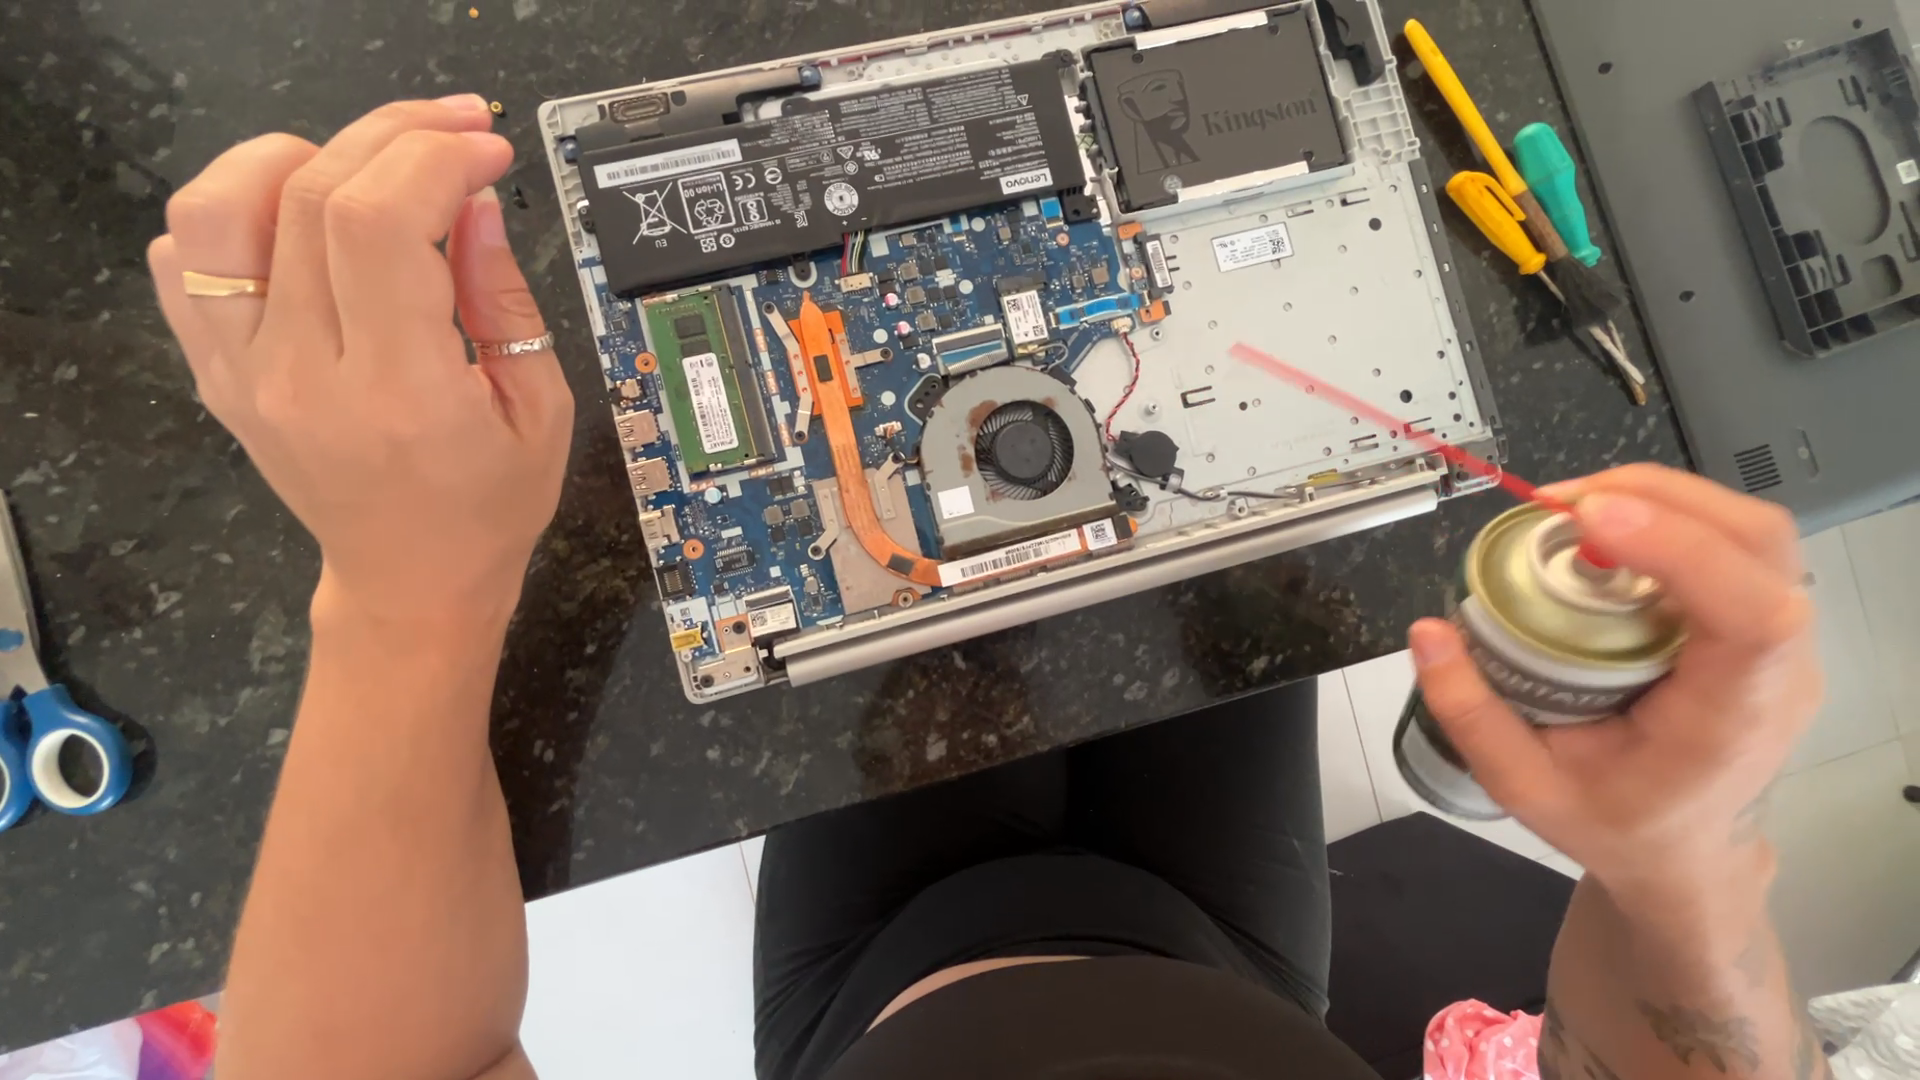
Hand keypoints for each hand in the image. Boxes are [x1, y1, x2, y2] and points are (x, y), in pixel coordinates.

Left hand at [146, 95, 573, 621]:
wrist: (414, 576)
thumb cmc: (496, 506)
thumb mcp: (543, 414)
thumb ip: (508, 306)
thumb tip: (478, 207)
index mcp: (406, 393)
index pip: (384, 227)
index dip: (435, 160)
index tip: (488, 149)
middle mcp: (306, 375)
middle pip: (313, 199)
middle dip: (393, 137)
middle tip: (457, 129)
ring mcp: (245, 373)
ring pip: (224, 209)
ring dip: (302, 157)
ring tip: (372, 166)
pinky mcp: (219, 374)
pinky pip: (189, 258)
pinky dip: (242, 209)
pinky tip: (310, 222)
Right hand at [1408, 464, 1820, 907]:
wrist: (1680, 849)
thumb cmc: (1611, 821)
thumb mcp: (1520, 784)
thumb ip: (1469, 712)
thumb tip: (1428, 631)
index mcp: (1730, 717)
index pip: (1752, 615)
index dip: (1679, 549)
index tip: (1587, 521)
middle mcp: (1775, 667)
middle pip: (1756, 542)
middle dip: (1657, 497)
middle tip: (1555, 503)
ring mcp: (1773, 639)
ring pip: (1747, 530)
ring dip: (1658, 497)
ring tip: (1566, 508)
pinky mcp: (1748, 621)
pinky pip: (1724, 542)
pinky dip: (1660, 513)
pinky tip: (1595, 526)